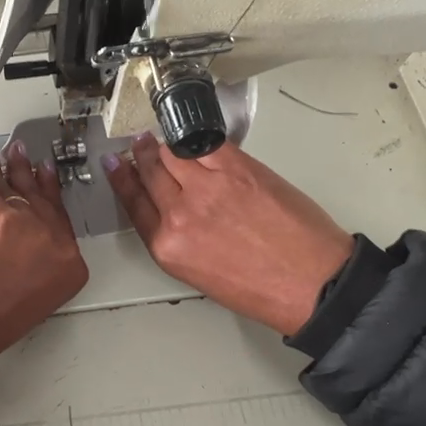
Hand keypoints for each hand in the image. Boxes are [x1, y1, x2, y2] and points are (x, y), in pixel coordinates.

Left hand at [0, 143, 89, 368]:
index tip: (46, 180)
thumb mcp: (38, 298)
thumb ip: (43, 265)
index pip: (63, 223)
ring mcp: (27, 223)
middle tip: (26, 158)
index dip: (50, 197)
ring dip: (6, 170)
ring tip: (1, 157)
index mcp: (72, 266)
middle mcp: (55, 240)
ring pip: (16, 188)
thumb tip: (26, 242)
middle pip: (43, 200)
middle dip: (33, 176)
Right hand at [104, 135, 352, 336]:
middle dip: (140, 155)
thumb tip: (170, 208)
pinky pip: (205, 145)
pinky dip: (195, 140)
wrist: (311, 282)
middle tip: (138, 144)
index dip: (121, 179)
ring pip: (173, 153)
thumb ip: (176, 239)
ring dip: (164, 145)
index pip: (133, 202)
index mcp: (167, 246)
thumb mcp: (198, 273)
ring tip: (161, 139)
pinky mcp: (238, 169)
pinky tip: (192, 138)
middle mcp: (181, 215)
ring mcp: (209, 188)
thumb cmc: (261, 287)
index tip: (114, 165)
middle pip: (149, 173)